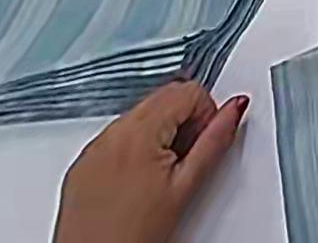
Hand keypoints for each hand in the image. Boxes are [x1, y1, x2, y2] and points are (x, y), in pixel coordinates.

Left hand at [52, 81, 249, 242]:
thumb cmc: (132, 241)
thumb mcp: (186, 186)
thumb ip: (216, 139)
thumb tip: (236, 106)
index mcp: (138, 132)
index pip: (189, 90)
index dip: (205, 113)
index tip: (202, 142)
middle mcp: (111, 133)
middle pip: (165, 96)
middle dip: (184, 119)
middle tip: (185, 159)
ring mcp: (93, 149)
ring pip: (143, 112)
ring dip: (161, 131)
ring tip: (163, 174)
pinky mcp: (81, 166)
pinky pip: (118, 134)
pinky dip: (136, 146)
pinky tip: (139, 181)